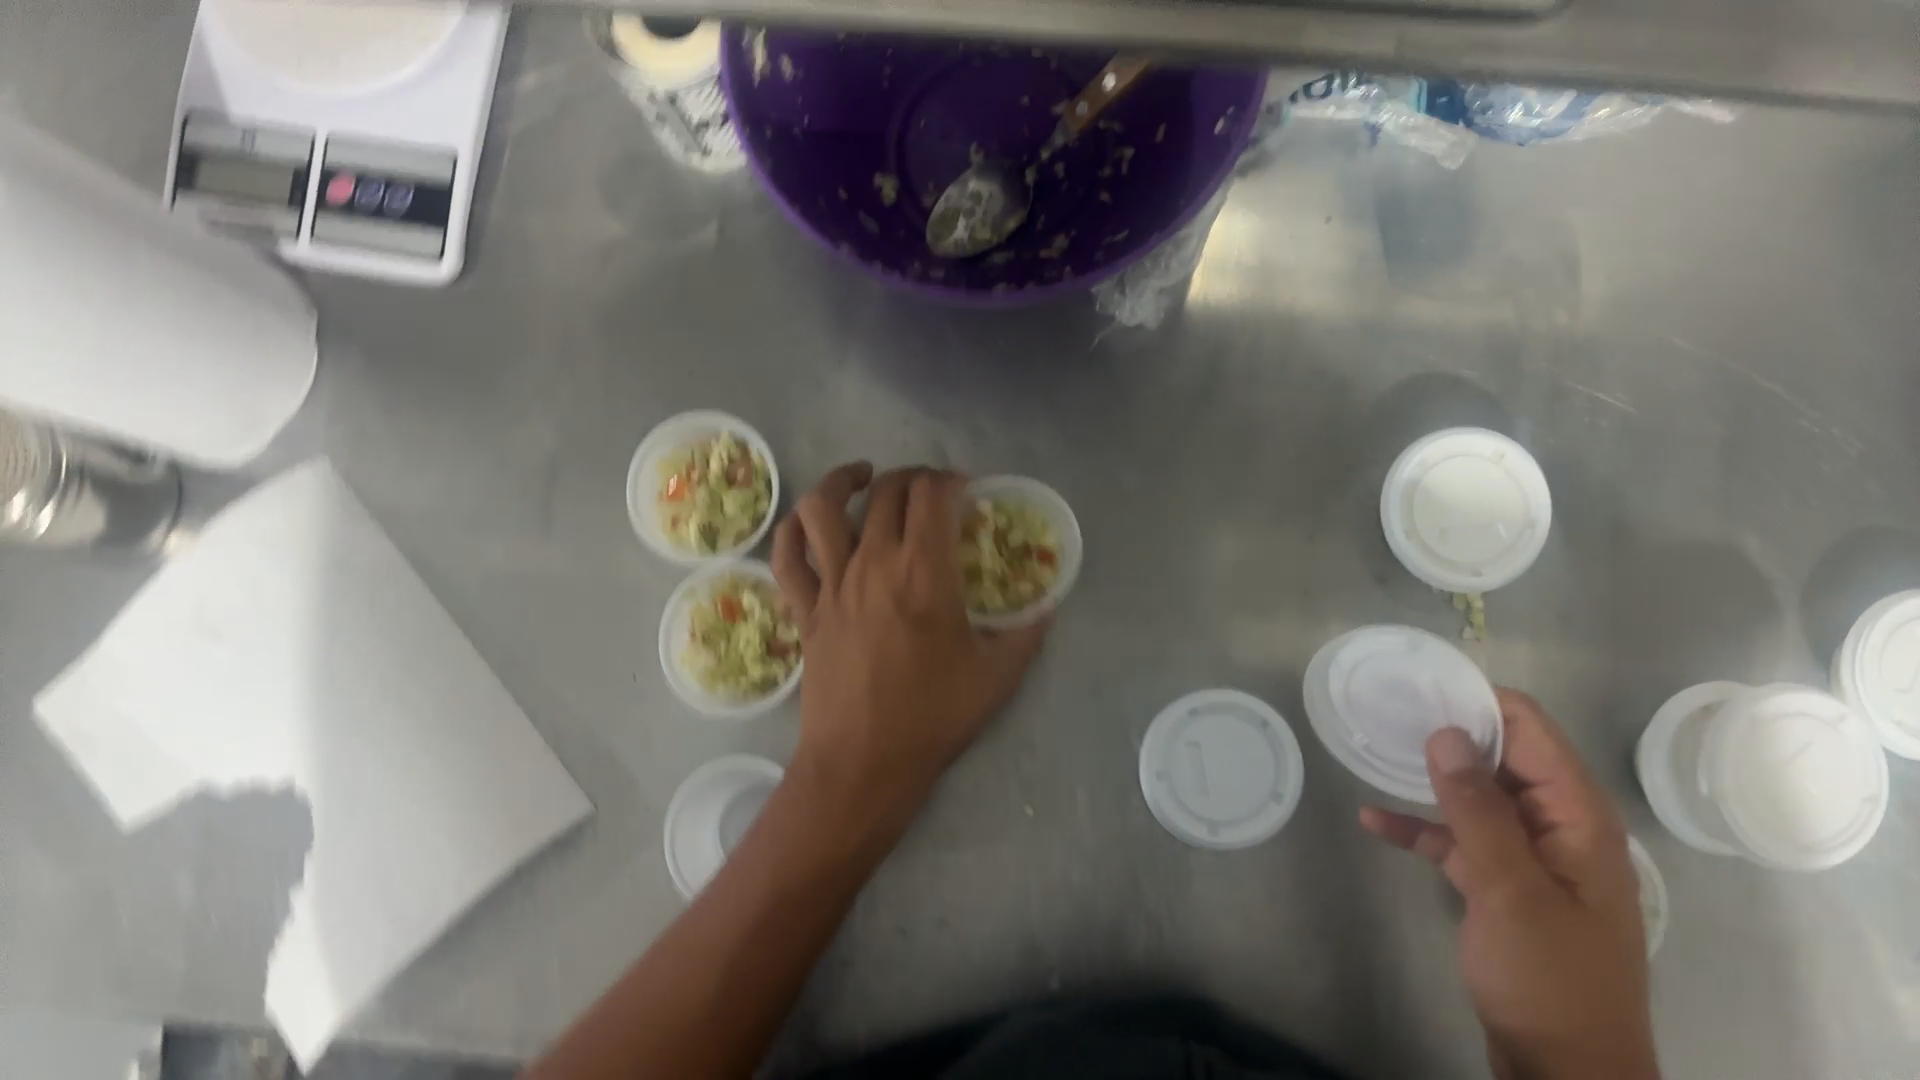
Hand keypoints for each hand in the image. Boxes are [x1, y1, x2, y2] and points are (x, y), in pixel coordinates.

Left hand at [771, 464, 1049, 831]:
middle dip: (911, 477)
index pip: (933, 494)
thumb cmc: (933, 718)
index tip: (965, 490)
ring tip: (862, 478)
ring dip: (842, 481)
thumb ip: (1026, 635)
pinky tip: (809, 525)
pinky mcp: (805, 609)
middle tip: (929, 490)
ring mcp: (832, 584)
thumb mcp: (997, 677)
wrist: (864, 763)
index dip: (951, 479)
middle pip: (886, 491)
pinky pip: (787, 556)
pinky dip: (792, 531)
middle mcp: (874, 564)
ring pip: (823, 507)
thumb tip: (1047, 609)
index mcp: (926, 573)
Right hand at [1361, 690, 1658, 1079]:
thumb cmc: (1549, 975)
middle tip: (1387, 708)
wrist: (1563, 1067)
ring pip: (1475, 797)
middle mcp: (1557, 828)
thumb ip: (1478, 810)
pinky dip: (1420, 829)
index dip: (1481, 701)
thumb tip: (1447, 734)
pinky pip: (1458, 841)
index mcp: (1576, 818)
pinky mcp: (1502, 886)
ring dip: (1429, 778)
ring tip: (1374, 750)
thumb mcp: (1510, 889)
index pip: (1532, 732)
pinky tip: (1373, 821)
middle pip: (1502, 758)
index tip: (1423, 684)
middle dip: (1450, 732)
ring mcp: (1529, 858)